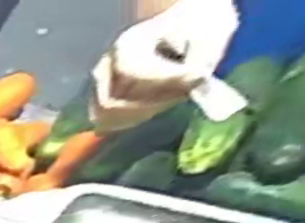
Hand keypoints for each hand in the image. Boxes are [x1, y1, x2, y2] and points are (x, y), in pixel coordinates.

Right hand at [92, 0, 238, 130]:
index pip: (137, 76)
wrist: (177, 20)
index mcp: (126, 49)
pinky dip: (127, 121)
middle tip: (180, 96)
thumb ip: (202, 57)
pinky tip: (150, 111)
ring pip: (105, 118)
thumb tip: (192, 85)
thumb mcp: (210, 30)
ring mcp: (94, 89)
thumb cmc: (196, 22)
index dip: (167, 82)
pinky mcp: (96, 101)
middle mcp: (102, 72)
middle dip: (149, 105)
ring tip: (165, 104)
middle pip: (113, 105)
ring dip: (137, 117)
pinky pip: (104, 121)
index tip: (197, 80)